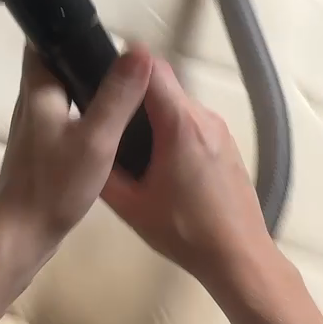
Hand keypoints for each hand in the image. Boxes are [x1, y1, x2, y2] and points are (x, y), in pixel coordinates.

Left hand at [0, 44, 153, 249]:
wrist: (22, 234)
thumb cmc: (55, 185)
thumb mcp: (95, 139)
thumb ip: (117, 96)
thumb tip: (139, 50)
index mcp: (37, 93)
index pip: (40, 44)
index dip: (62, 29)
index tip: (94, 25)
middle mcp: (30, 106)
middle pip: (52, 69)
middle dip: (81, 59)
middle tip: (120, 59)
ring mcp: (32, 131)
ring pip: (58, 97)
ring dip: (83, 88)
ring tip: (121, 88)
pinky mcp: (39, 152)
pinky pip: (62, 121)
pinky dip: (81, 114)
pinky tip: (106, 127)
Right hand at [102, 58, 274, 288]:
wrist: (237, 257)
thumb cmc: (182, 231)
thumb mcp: (129, 205)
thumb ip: (103, 169)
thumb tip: (85, 142)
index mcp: (180, 125)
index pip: (152, 68)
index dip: (123, 66)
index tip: (98, 76)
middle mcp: (203, 118)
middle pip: (162, 85)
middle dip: (132, 95)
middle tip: (103, 116)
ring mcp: (219, 129)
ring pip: (177, 103)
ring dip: (151, 114)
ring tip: (126, 142)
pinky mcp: (226, 144)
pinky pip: (191, 121)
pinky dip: (170, 128)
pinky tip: (156, 160)